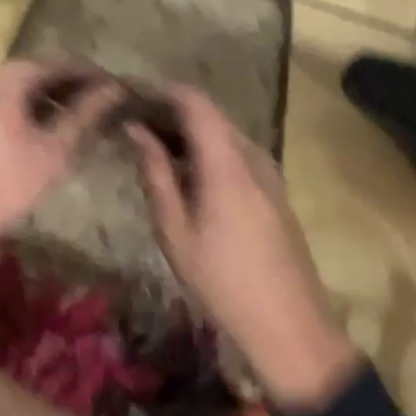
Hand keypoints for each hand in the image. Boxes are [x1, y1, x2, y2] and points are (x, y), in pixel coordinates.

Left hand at [0, 61, 120, 292]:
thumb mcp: (51, 153)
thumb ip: (84, 117)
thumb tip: (114, 89)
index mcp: (4, 79)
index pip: (56, 64)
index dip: (89, 75)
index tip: (115, 89)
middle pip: (32, 75)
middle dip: (66, 88)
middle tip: (98, 107)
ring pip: (12, 93)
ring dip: (43, 103)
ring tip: (73, 123)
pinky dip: (20, 115)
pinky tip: (36, 137)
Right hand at [128, 86, 359, 410]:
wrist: (289, 324)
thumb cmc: (221, 280)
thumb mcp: (174, 229)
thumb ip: (155, 173)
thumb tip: (136, 130)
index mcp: (227, 162)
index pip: (194, 101)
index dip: (159, 92)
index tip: (127, 98)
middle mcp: (253, 157)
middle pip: (209, 114)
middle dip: (168, 112)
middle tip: (129, 126)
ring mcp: (269, 173)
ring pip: (222, 134)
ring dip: (186, 133)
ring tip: (147, 149)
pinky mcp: (274, 191)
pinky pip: (234, 154)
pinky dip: (204, 152)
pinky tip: (181, 176)